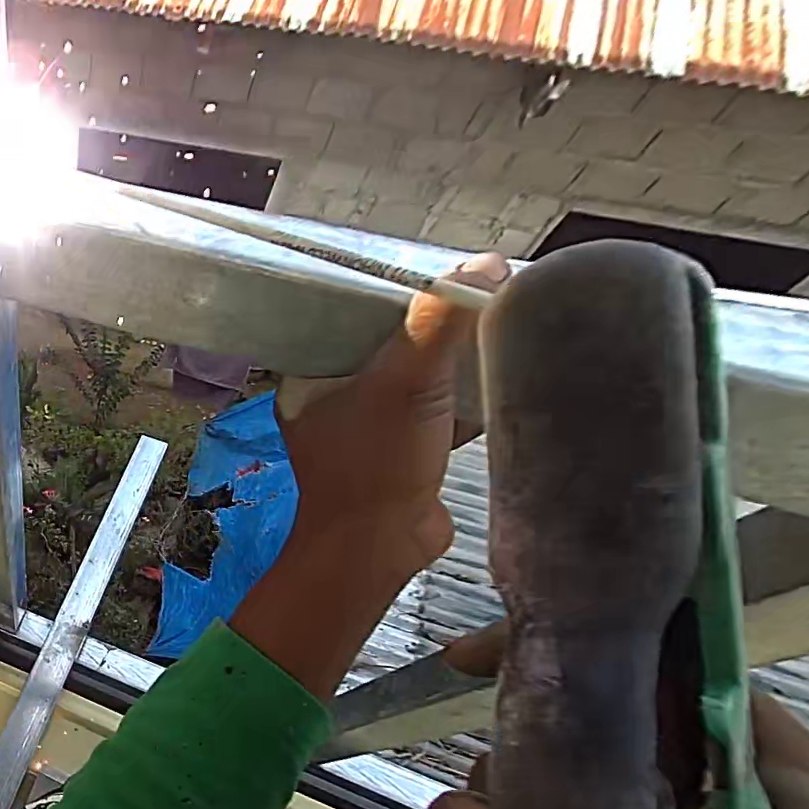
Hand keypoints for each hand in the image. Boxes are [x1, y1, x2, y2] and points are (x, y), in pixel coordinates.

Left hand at [230, 254, 509, 698]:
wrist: (382, 543)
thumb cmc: (376, 462)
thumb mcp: (404, 384)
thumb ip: (436, 325)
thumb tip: (484, 266)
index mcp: (308, 382)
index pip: (348, 322)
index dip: (394, 298)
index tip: (445, 277)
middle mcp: (329, 400)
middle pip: (386, 347)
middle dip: (432, 327)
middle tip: (485, 294)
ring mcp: (364, 426)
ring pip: (413, 377)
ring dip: (452, 359)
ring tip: (501, 321)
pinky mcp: (398, 449)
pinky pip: (433, 408)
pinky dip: (462, 393)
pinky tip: (500, 369)